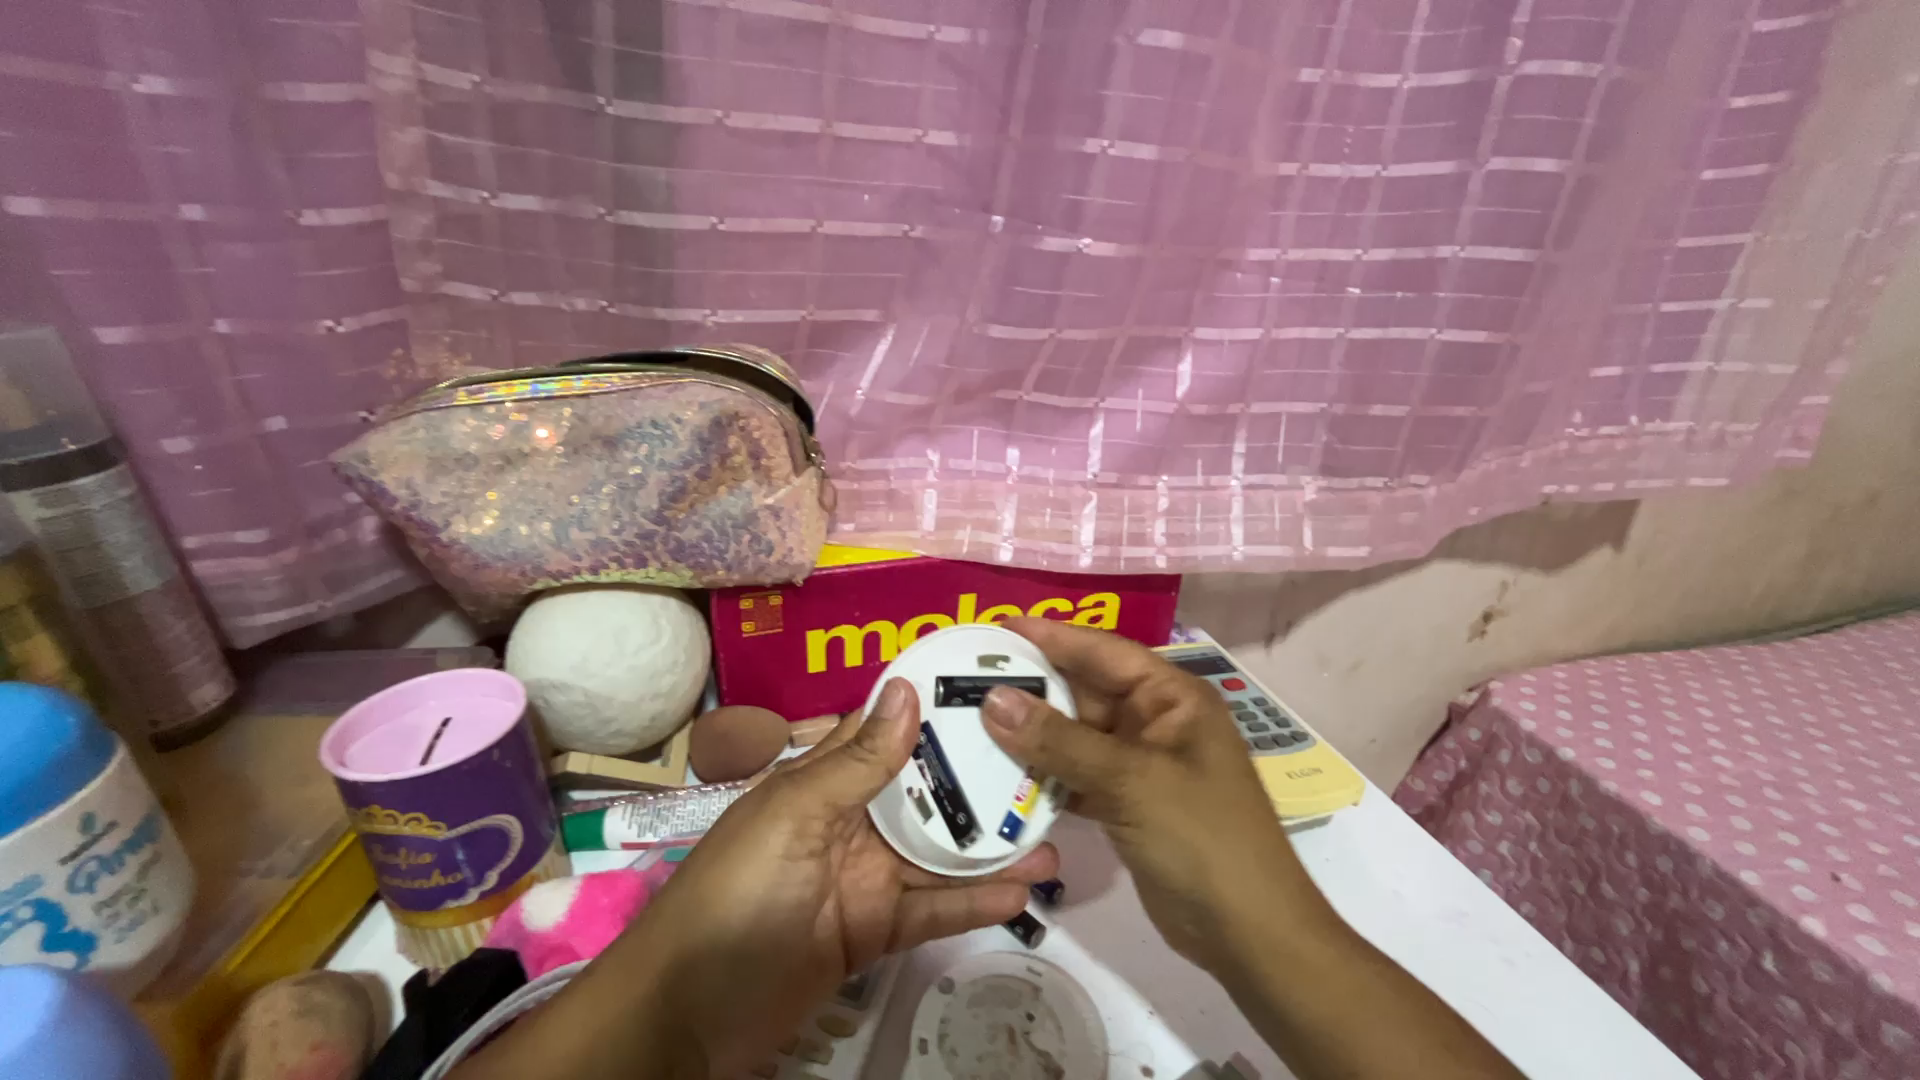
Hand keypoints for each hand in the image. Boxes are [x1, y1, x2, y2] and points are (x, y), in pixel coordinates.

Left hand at [504, 678, 1058, 1078]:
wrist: (688, 1014)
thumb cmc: (736, 892)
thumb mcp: (793, 817)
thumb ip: (855, 763)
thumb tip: (905, 690)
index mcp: (823, 782)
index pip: (884, 733)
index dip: (933, 710)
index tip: (993, 690)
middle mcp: (850, 822)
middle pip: (924, 795)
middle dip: (979, 782)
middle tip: (1045, 766)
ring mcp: (865, 879)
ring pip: (939, 855)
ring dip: (991, 847)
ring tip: (1054, 836)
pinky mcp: (875, 933)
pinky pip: (933, 911)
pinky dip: (974, 903)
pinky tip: (1022, 892)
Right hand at [980, 620, 1327, 973]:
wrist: (1248, 932)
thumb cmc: (1202, 837)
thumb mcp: (1130, 780)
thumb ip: (1060, 741)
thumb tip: (993, 700)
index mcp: (1171, 697)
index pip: (1103, 651)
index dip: (1051, 636)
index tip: (997, 629)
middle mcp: (1156, 722)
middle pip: (1085, 691)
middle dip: (1032, 687)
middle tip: (969, 679)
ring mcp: (1141, 765)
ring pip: (1076, 736)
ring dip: (1032, 734)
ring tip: (972, 723)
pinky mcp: (1127, 803)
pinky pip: (1076, 776)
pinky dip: (1044, 776)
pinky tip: (1000, 776)